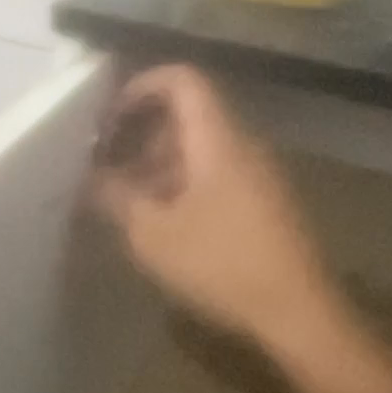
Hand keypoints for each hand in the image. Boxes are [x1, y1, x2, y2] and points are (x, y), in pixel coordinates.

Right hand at [94, 65, 341, 346]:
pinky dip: (184, 184)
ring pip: (202, 149)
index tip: (109, 117)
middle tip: (108, 166)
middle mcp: (243, 145)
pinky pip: (218, 174)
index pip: (182, 79)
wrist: (299, 312)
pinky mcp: (266, 203)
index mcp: (217, 138)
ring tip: (128, 201)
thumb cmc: (221, 263)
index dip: (141, 86)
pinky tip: (164, 224)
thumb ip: (118, 198)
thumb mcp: (153, 234)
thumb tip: (92, 177)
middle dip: (143, 134)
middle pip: (189, 115)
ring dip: (161, 165)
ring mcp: (259, 175)